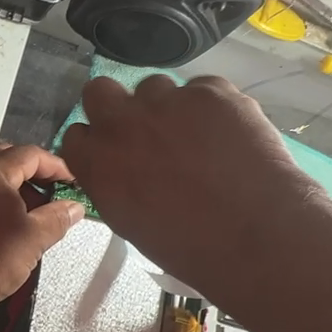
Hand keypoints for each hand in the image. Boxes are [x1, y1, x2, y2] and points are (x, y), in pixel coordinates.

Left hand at [0, 144, 85, 314]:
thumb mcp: (34, 238)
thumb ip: (58, 217)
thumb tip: (75, 207)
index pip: (29, 154)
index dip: (56, 165)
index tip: (73, 182)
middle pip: (7, 157)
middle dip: (35, 170)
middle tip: (55, 190)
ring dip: (16, 183)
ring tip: (38, 207)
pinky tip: (12, 219)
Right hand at [58, 75, 331, 294]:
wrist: (256, 235)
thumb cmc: (189, 246)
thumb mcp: (128, 221)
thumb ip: (110, 183)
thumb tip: (118, 170)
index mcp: (96, 162)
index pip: (75, 135)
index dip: (96, 142)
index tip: (113, 154)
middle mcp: (121, 123)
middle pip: (99, 90)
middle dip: (115, 105)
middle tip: (143, 129)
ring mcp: (166, 101)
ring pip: (153, 86)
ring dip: (167, 105)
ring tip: (196, 133)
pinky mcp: (210, 91)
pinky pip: (203, 88)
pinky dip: (212, 106)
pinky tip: (229, 133)